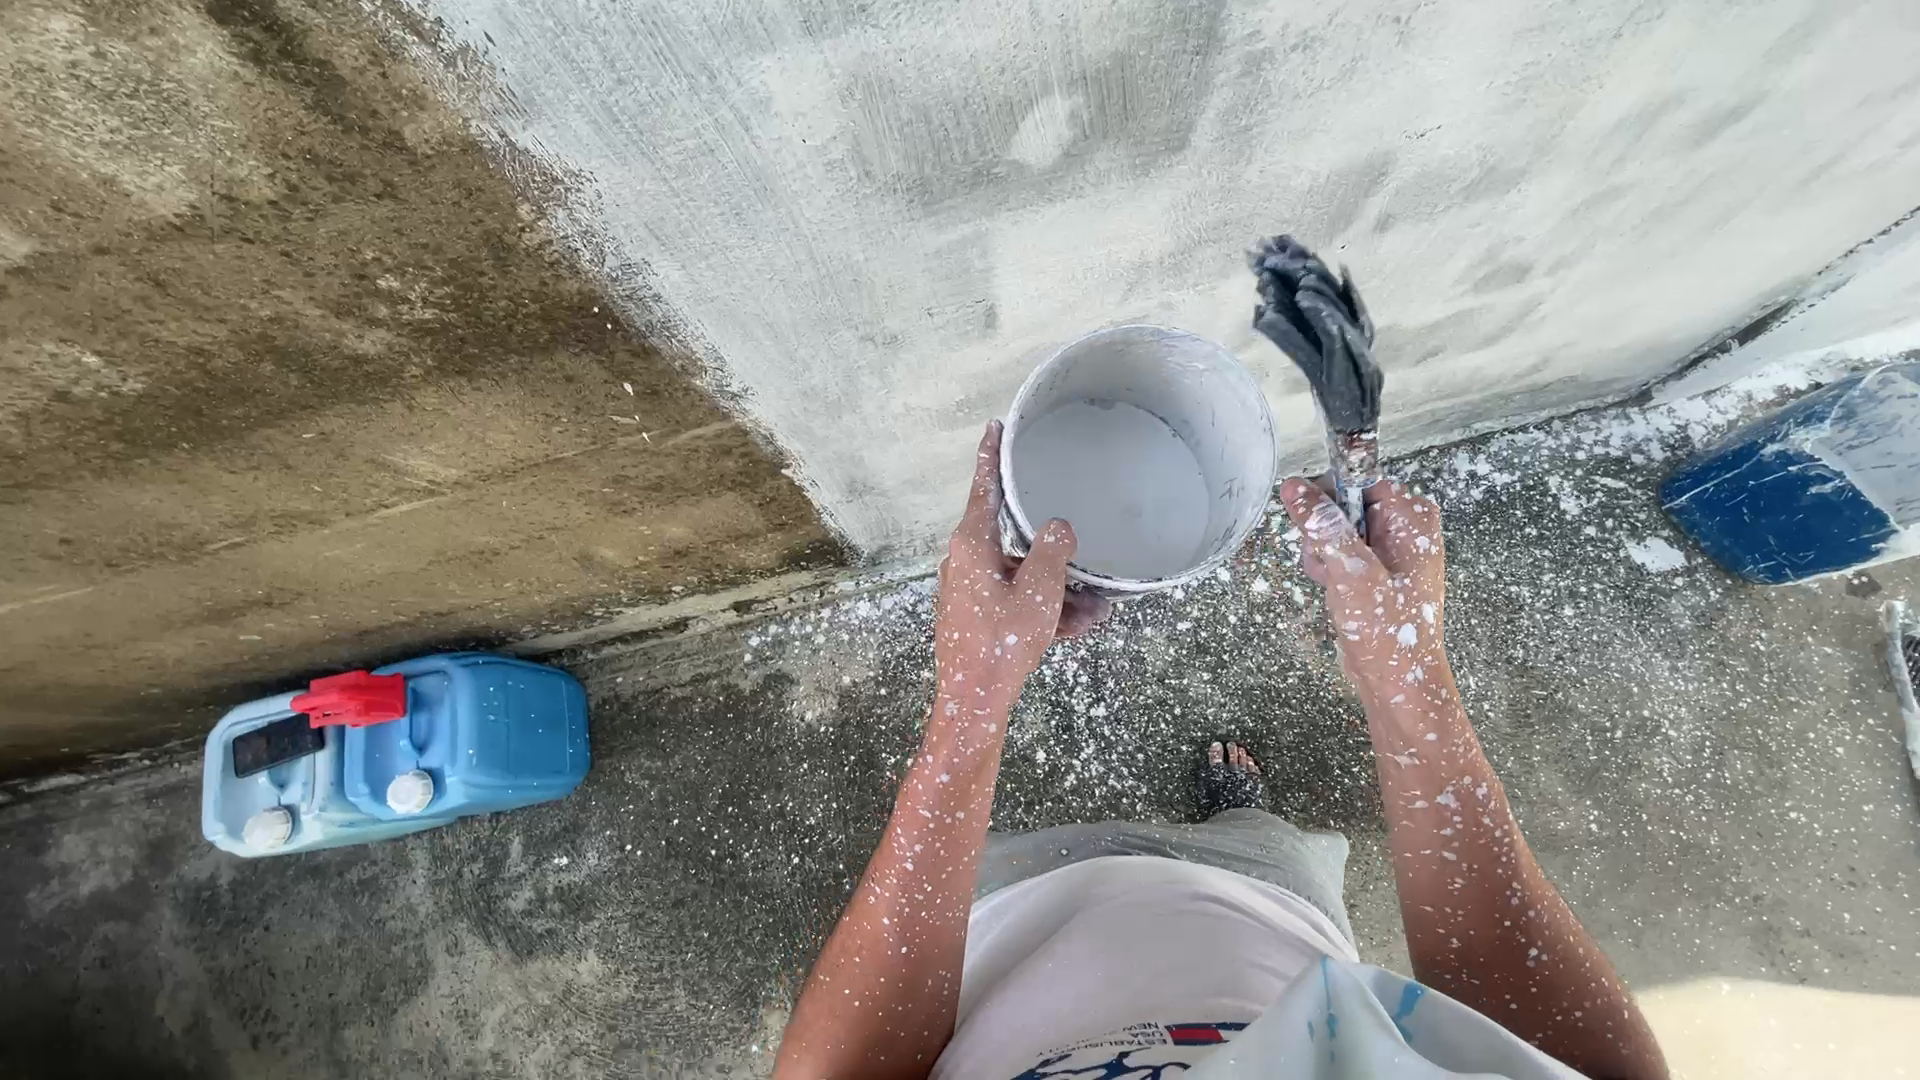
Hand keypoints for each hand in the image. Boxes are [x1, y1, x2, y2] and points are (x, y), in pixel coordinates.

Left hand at [935, 422, 1110, 716]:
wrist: (974, 701)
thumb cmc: (1002, 642)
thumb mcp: (1039, 591)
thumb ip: (1052, 551)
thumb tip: (1058, 527)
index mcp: (971, 545)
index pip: (984, 488)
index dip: (991, 456)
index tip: (994, 427)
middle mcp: (965, 561)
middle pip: (1015, 542)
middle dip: (1055, 558)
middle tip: (1085, 568)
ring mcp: (968, 590)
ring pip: (1021, 577)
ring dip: (1058, 591)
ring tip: (1094, 611)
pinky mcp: (975, 615)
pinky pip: (1014, 600)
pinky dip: (1042, 609)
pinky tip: (1077, 627)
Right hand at [1279, 476, 1445, 690]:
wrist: (1396, 680)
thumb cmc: (1386, 630)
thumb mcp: (1350, 571)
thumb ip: (1322, 525)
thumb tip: (1293, 486)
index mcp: (1412, 519)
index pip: (1357, 480)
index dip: (1329, 500)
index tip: (1316, 528)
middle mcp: (1405, 527)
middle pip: (1342, 504)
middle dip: (1323, 533)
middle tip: (1329, 565)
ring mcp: (1389, 548)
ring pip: (1333, 528)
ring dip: (1321, 553)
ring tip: (1333, 582)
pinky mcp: (1375, 568)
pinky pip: (1337, 550)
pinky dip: (1327, 567)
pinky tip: (1332, 589)